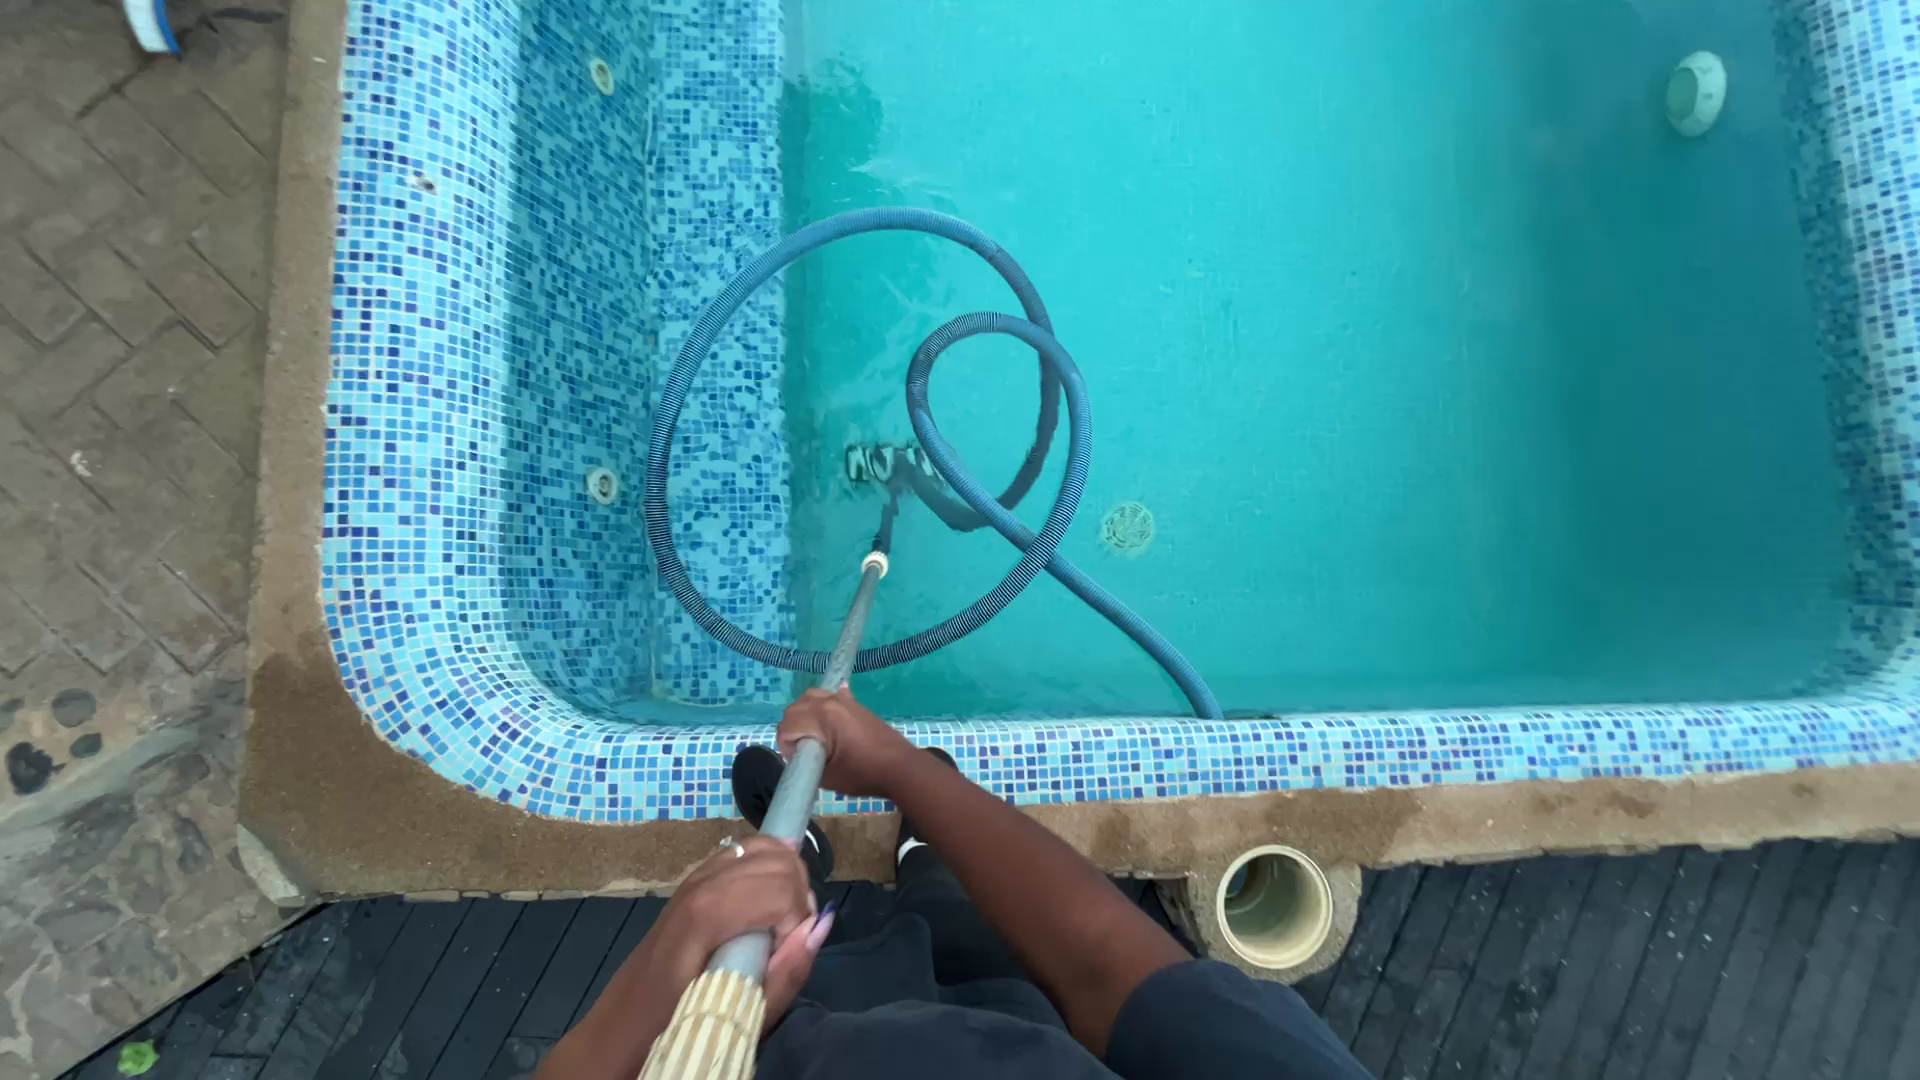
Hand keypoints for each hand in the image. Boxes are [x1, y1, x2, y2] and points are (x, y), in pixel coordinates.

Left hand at [540, 836, 827, 1079]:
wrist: (621, 1029)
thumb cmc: (674, 1027)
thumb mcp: (735, 1019)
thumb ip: (784, 975)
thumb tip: (820, 926)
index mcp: (706, 913)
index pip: (780, 886)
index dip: (797, 918)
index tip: (787, 952)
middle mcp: (703, 881)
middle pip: (778, 859)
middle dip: (798, 895)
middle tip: (790, 938)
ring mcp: (699, 873)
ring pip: (767, 845)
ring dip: (787, 878)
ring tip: (780, 921)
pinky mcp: (699, 875)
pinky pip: (749, 850)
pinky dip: (769, 867)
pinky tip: (765, 903)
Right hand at [779, 686, 915, 798]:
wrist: (899, 766)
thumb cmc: (862, 774)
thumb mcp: (826, 776)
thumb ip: (805, 762)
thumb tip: (799, 752)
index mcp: (822, 718)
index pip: (787, 725)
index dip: (786, 745)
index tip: (797, 760)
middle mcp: (830, 702)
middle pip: (796, 707)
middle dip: (791, 728)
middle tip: (801, 750)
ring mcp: (844, 700)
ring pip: (811, 697)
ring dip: (804, 713)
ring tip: (811, 735)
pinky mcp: (855, 703)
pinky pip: (832, 695)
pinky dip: (824, 703)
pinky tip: (827, 715)